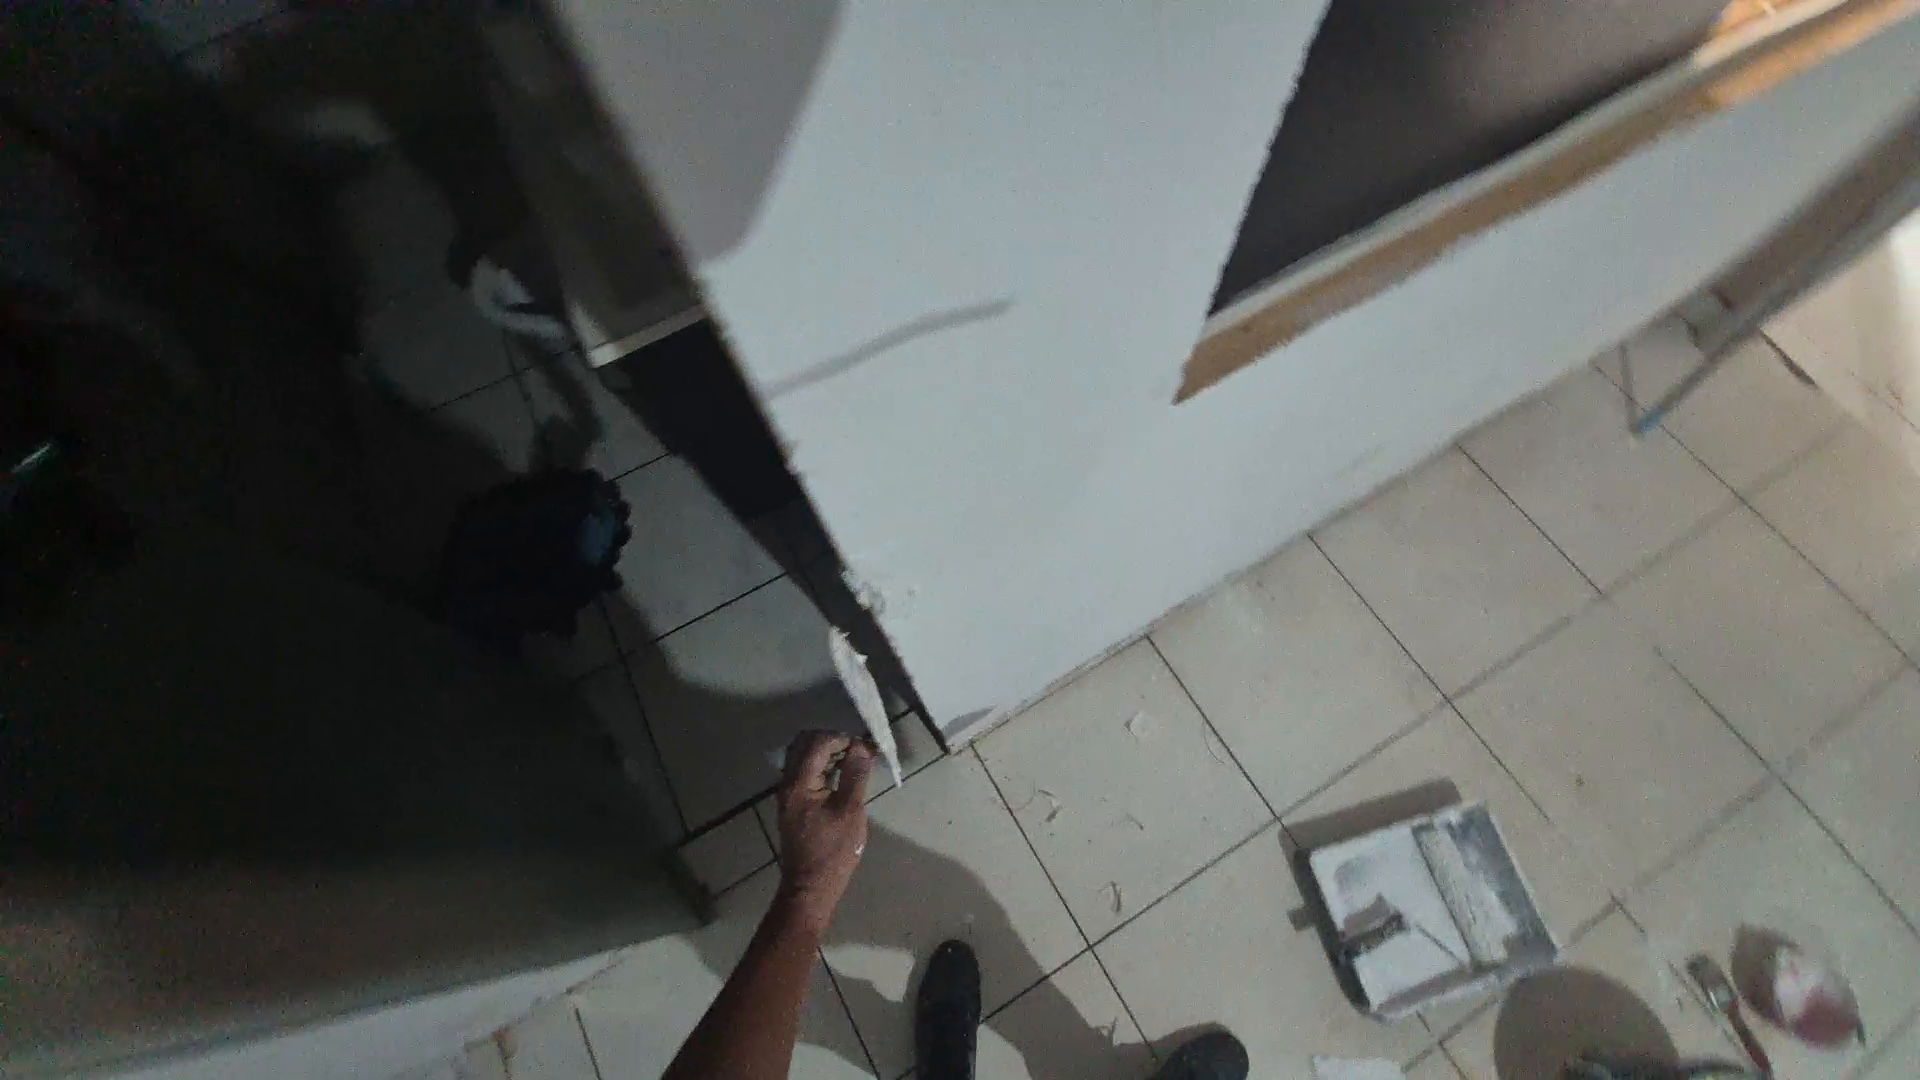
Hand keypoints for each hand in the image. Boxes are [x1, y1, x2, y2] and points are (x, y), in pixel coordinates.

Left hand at [775, 731, 875, 932]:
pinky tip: (841, 776)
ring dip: (826, 752)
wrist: (810, 888)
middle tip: (857, 751)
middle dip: (832, 740)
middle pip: (804, 743)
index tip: (865, 747)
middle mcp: (788, 783)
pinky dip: (821, 765)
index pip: (818, 743)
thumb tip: (862, 745)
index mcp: (799, 783)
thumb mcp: (851, 811)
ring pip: (802, 756)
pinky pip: (804, 771)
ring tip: (852, 761)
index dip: (843, 738)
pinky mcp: (793, 803)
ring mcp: (788, 793)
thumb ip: (855, 774)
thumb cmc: (833, 852)